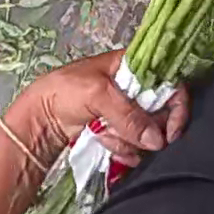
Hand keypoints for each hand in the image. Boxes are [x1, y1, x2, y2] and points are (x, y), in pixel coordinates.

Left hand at [3, 49, 188, 167]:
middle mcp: (133, 86)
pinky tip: (105, 142)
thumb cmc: (65, 91)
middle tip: (130, 137)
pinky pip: (133, 143)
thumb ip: (129, 114)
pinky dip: (122, 148)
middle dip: (148, 129)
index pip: (168, 82)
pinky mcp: (117, 128)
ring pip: (147, 131)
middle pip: (161, 111)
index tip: (171, 132)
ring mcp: (125, 109)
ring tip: (106, 135)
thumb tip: (157, 139)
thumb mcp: (97, 94)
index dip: (176, 106)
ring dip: (130, 140)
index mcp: (132, 65)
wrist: (37, 116)